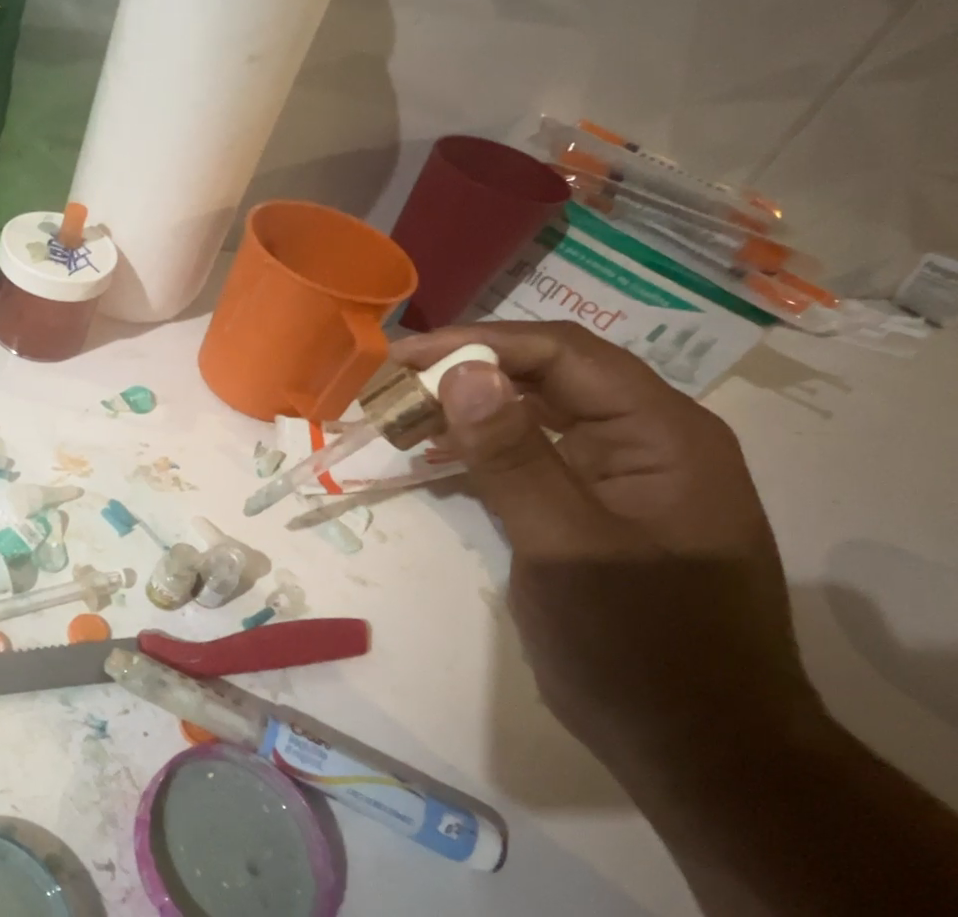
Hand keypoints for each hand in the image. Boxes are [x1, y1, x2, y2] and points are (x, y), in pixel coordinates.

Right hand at [391, 322, 817, 762]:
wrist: (699, 746)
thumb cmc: (638, 645)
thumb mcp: (565, 546)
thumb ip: (514, 456)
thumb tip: (463, 371)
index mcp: (664, 434)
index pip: (563, 355)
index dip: (478, 343)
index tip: (401, 358)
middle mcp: (651, 441)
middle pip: (550, 378)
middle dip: (468, 375)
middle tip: (391, 390)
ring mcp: (628, 478)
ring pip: (540, 416)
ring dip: (471, 412)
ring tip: (402, 420)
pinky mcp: (601, 512)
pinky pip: (538, 459)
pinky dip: (485, 452)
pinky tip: (438, 459)